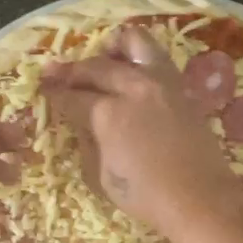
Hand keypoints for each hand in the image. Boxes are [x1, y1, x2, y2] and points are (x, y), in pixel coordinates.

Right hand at [41, 27, 242, 230]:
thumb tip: (84, 124)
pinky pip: (156, 56)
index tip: (43, 88)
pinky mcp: (180, 88)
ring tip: (100, 53)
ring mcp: (161, 84)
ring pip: (134, 45)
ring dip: (110, 48)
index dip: (54, 94)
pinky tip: (130, 66)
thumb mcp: (101, 175)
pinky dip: (137, 55)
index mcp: (108, 114)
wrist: (199, 197)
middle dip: (71, 69)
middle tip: (54, 69)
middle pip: (96, 67)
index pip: (73, 97)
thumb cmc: (144, 194)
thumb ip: (90, 142)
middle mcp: (133, 89)